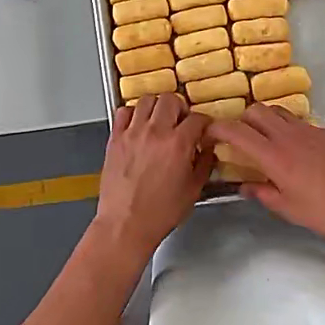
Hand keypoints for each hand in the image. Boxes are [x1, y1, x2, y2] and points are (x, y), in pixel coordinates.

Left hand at [94, 94, 213, 253]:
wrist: (126, 225)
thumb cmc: (158, 213)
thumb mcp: (193, 190)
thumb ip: (204, 164)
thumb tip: (208, 151)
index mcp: (178, 144)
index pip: (197, 118)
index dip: (203, 122)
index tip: (202, 128)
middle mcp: (155, 133)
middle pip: (170, 99)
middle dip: (180, 108)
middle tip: (181, 120)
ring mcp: (133, 134)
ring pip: (146, 100)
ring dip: (156, 107)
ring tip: (160, 118)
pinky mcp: (115, 140)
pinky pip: (122, 112)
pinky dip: (131, 113)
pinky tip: (137, 124)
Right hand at [206, 106, 324, 253]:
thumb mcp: (290, 210)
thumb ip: (263, 194)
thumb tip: (245, 186)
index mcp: (275, 156)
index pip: (237, 131)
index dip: (217, 128)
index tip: (209, 134)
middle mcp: (290, 136)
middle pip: (256, 111)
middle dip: (241, 120)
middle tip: (238, 140)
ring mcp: (311, 131)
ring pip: (278, 112)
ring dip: (265, 121)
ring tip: (265, 142)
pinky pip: (299, 122)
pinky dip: (287, 128)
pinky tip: (295, 150)